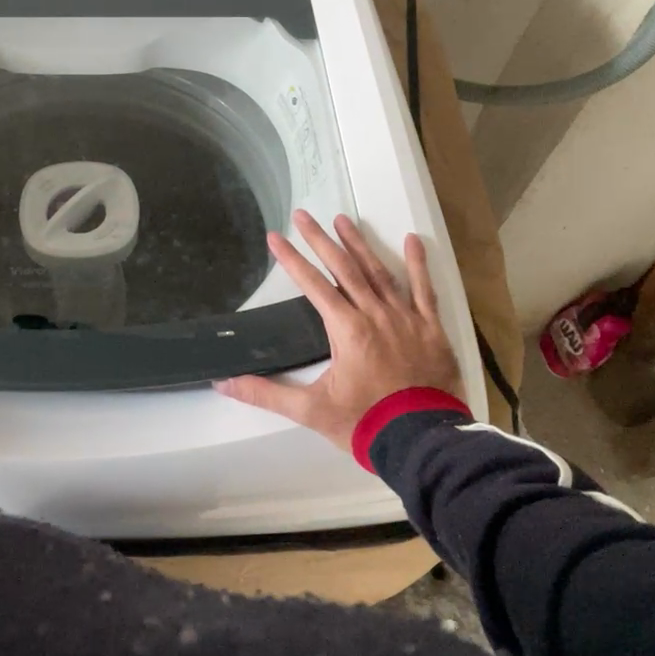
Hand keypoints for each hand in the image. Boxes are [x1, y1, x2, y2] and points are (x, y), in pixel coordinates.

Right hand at [215, 211, 462, 446]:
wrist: (423, 441)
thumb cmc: (365, 423)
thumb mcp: (310, 411)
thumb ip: (266, 394)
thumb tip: (223, 383)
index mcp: (346, 329)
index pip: (313, 285)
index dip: (291, 259)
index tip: (275, 236)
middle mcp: (375, 314)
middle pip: (344, 268)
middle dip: (320, 240)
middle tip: (303, 214)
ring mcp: (406, 318)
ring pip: (379, 272)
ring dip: (359, 244)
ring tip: (342, 219)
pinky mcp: (431, 328)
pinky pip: (425, 290)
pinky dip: (417, 264)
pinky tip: (411, 240)